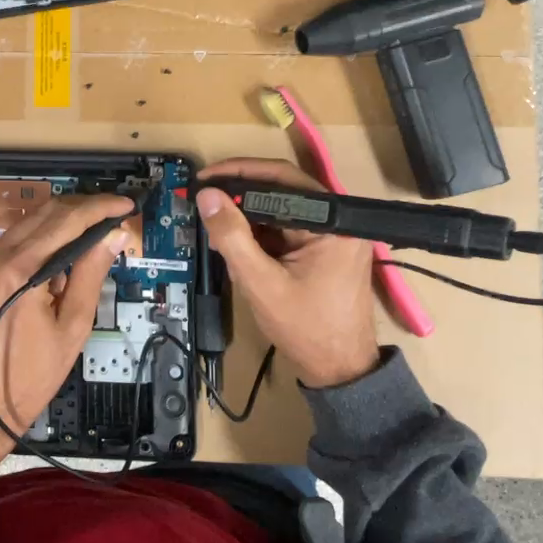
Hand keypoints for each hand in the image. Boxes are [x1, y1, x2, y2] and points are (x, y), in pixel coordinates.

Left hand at [0, 193, 134, 474]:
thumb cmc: (30, 374)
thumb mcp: (73, 325)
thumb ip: (90, 274)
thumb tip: (112, 237)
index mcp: (17, 269)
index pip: (65, 220)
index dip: (98, 208)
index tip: (123, 206)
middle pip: (43, 215)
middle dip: (81, 211)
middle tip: (112, 218)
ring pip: (25, 227)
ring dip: (58, 227)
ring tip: (90, 242)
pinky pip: (8, 245)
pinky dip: (35, 245)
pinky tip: (55, 265)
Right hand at [195, 158, 378, 388]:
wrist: (339, 370)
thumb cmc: (305, 328)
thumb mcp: (260, 282)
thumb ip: (232, 236)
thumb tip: (207, 196)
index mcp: (333, 224)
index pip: (282, 179)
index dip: (238, 173)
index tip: (204, 179)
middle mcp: (337, 222)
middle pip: (281, 191)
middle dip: (239, 195)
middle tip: (203, 198)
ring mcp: (331, 236)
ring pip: (279, 209)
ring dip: (245, 215)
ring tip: (213, 224)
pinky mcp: (321, 250)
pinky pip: (284, 228)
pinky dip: (257, 232)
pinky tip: (234, 243)